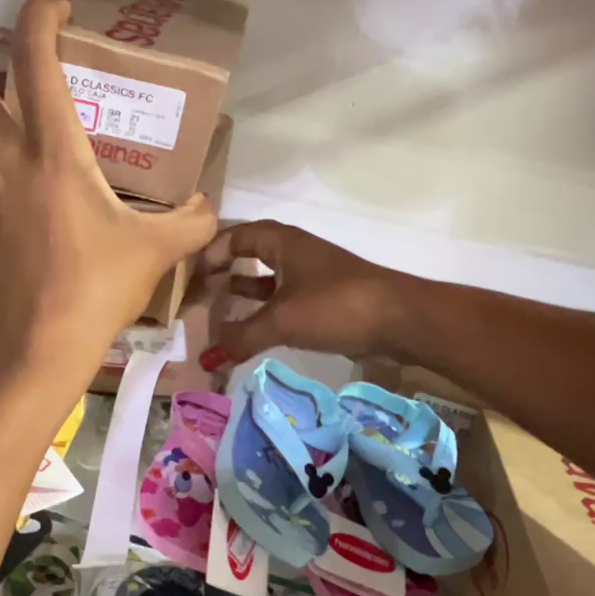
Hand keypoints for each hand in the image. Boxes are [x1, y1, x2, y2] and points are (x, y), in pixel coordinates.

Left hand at [0, 0, 216, 380]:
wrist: (33, 353)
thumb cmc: (95, 291)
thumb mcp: (155, 252)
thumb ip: (191, 221)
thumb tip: (210, 208)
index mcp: (52, 150)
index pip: (32, 56)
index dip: (38, 16)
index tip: (55, 10)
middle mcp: (4, 162)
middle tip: (34, 104)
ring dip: (1, 144)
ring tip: (39, 176)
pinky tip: (27, 227)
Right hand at [196, 220, 406, 366]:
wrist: (400, 320)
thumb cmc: (335, 306)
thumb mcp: (282, 320)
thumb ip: (241, 338)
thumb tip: (206, 360)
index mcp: (284, 243)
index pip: (239, 235)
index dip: (213, 250)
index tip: (193, 275)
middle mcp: (297, 254)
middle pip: (253, 255)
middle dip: (226, 271)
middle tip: (201, 292)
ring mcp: (312, 278)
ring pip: (269, 281)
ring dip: (245, 294)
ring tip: (219, 313)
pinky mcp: (325, 303)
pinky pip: (284, 303)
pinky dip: (265, 315)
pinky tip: (252, 334)